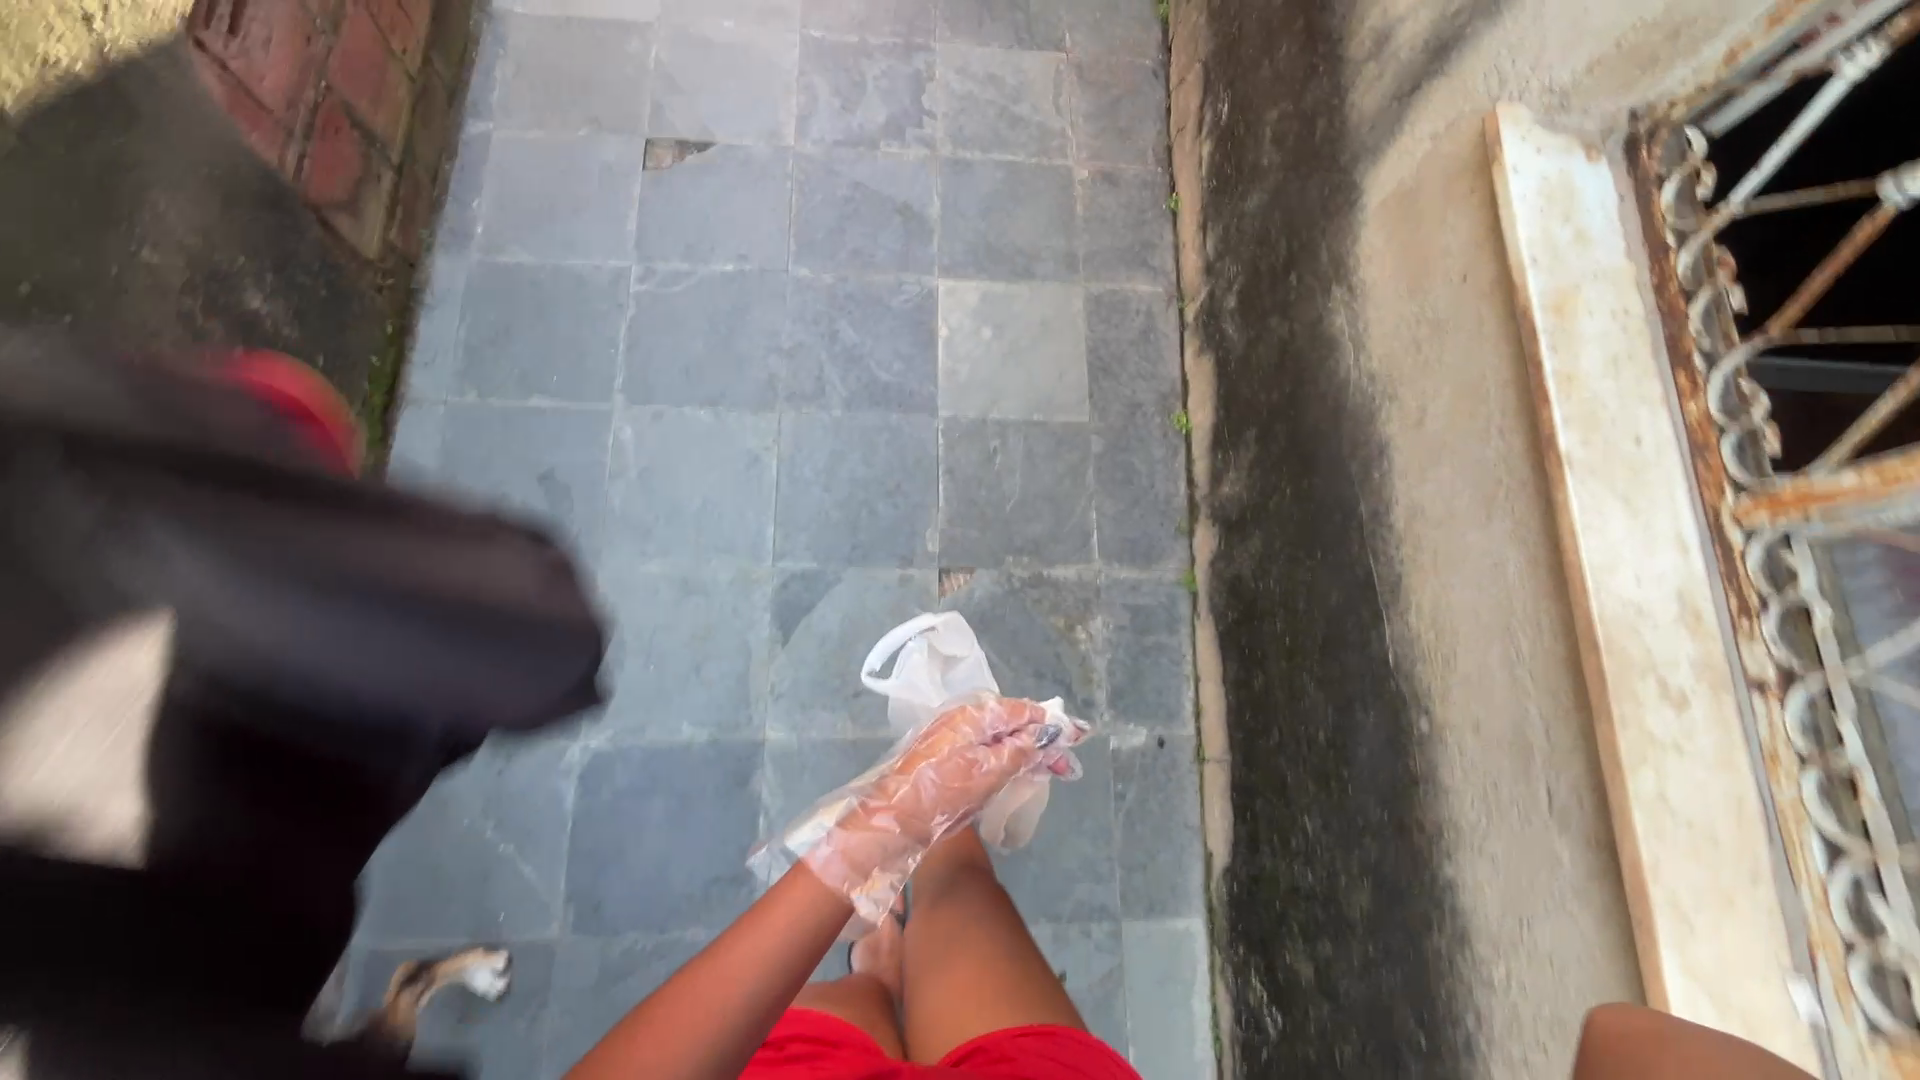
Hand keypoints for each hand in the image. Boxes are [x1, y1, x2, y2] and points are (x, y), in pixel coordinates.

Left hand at [858, 696, 1056, 843]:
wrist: (893, 817)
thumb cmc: (943, 792)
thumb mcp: (989, 772)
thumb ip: (1021, 750)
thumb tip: (1048, 732)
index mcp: (974, 715)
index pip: (1022, 710)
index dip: (1051, 724)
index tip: (1077, 739)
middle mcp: (964, 718)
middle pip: (1012, 723)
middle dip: (1042, 741)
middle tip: (1067, 766)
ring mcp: (953, 737)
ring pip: (1000, 738)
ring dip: (1026, 752)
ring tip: (1051, 771)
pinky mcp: (946, 756)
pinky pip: (986, 750)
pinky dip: (1006, 759)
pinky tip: (1019, 772)